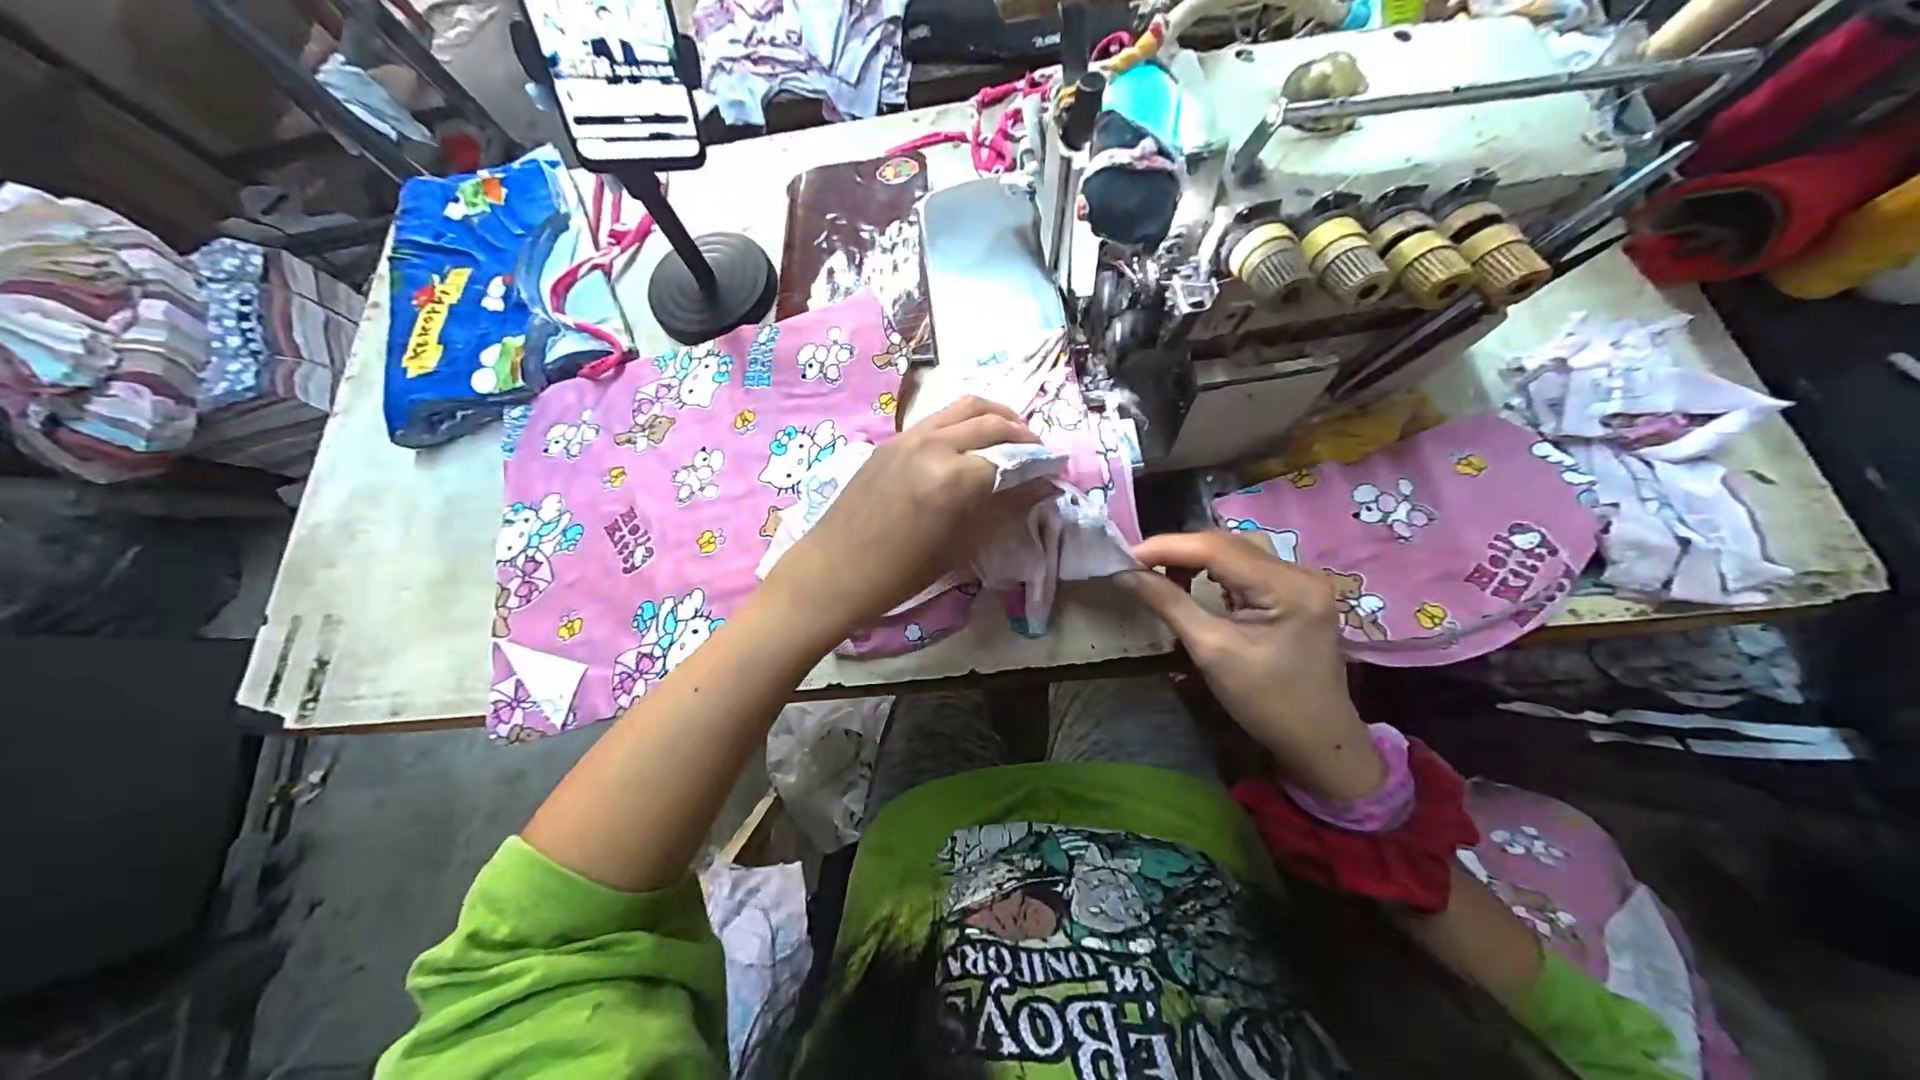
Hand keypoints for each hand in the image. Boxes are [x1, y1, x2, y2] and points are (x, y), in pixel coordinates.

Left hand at [763, 396, 1046, 640]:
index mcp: (954, 478)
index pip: (1011, 459)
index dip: (1038, 466)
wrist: (836, 570)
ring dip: (996, 415)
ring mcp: (910, 436)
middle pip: (992, 422)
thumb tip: (1035, 488)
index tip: (1054, 472)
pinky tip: (971, 442)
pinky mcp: (893, 440)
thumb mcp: (961, 546)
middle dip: (1024, 435)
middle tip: (1038, 453)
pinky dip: (965, 420)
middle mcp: (934, 445)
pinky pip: (939, 417)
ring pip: (965, 406)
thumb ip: (1001, 508)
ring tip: (1012, 434)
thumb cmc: (901, 572)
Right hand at [1115, 531, 1384, 799]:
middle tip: (1137, 566)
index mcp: (1287, 586)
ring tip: (1162, 574)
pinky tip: (1194, 582)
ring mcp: (1301, 580)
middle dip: (1178, 550)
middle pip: (1227, 543)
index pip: (1216, 548)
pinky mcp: (1295, 591)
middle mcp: (1299, 572)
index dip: (1166, 547)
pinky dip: (1215, 569)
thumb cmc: (1265, 701)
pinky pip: (1247, 566)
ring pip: (1236, 549)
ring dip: (1196, 557)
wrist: (1316, 739)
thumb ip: (1168, 603)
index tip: (1125, 556)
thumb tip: (1125, 574)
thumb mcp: (1211, 651)